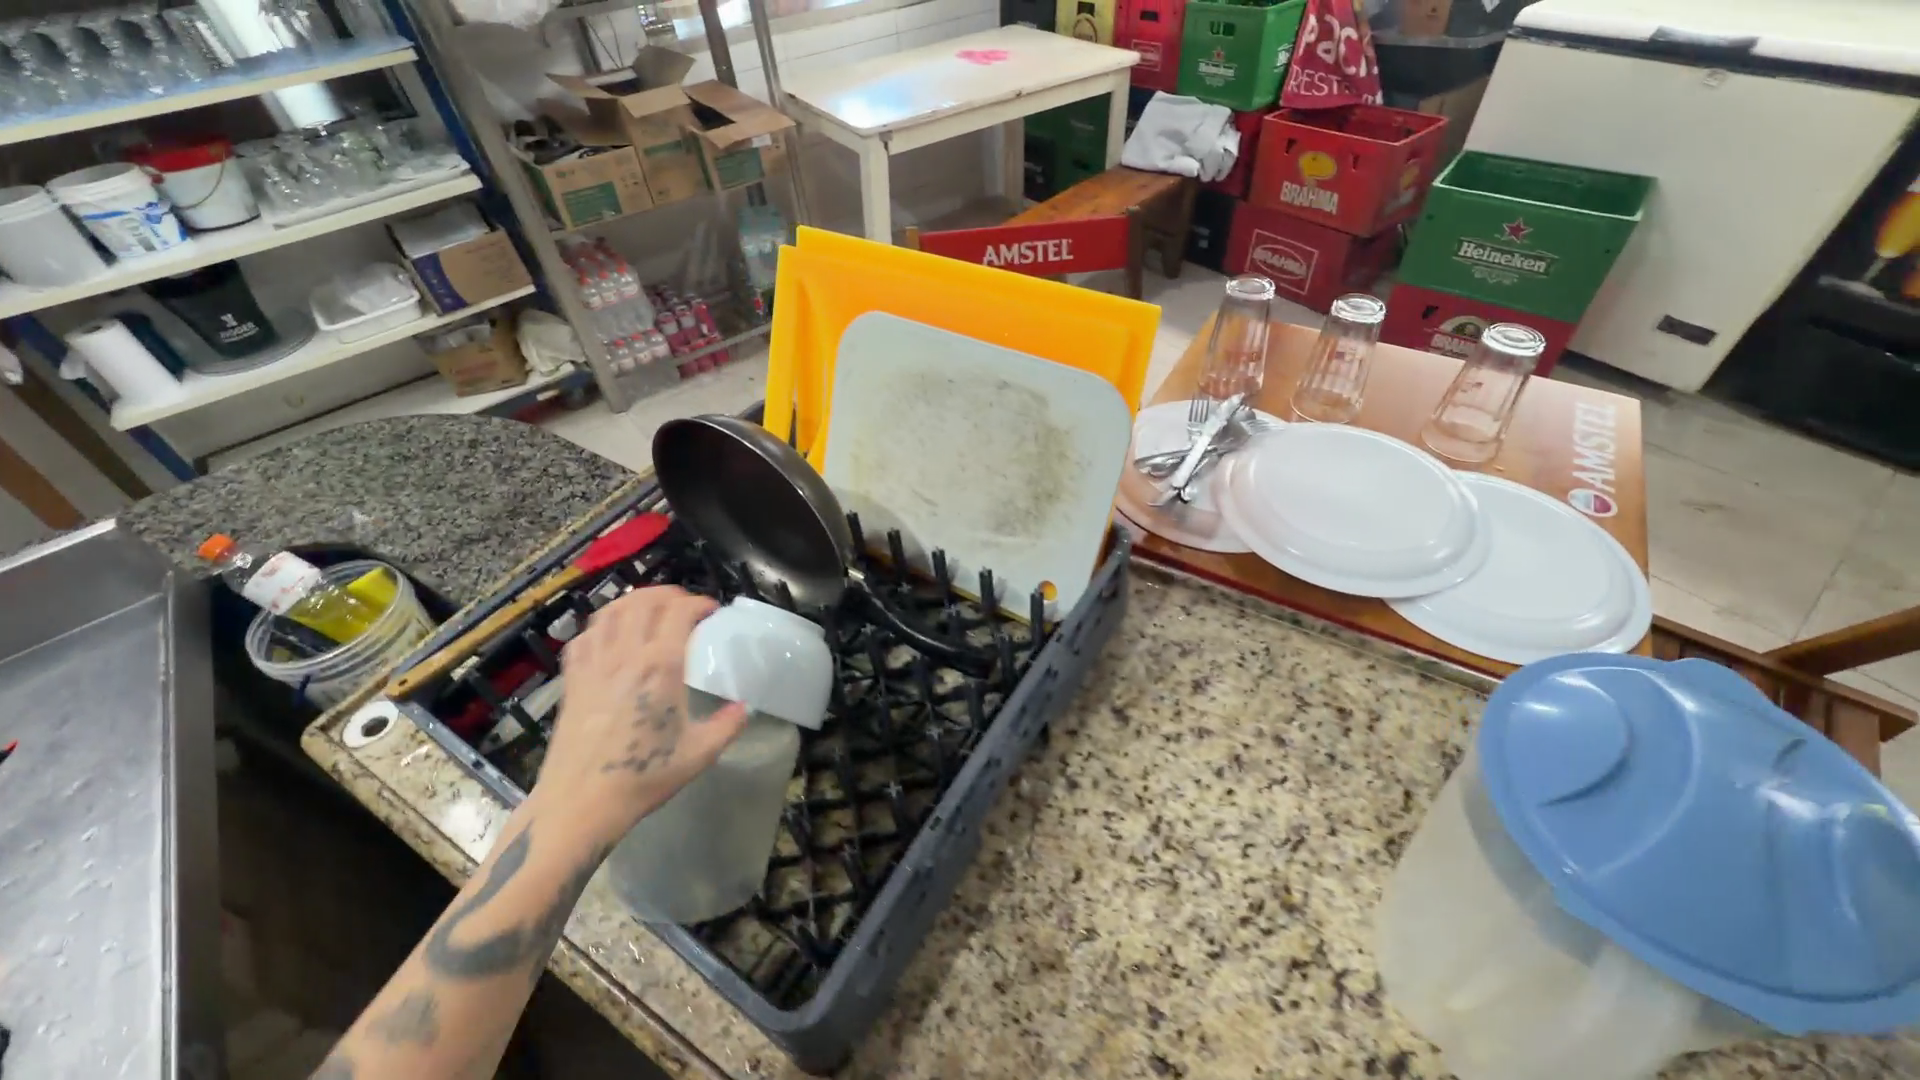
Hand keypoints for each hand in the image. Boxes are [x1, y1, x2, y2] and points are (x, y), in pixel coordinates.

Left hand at [537, 586, 747, 846]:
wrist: (582, 802)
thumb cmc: (644, 776)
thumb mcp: (700, 754)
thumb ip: (728, 725)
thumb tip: (744, 708)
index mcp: (661, 666)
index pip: (679, 612)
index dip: (699, 603)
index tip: (712, 611)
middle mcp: (626, 655)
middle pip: (643, 602)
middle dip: (668, 594)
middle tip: (685, 605)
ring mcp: (594, 665)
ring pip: (610, 612)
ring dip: (634, 602)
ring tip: (649, 609)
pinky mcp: (572, 680)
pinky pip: (584, 636)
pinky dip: (601, 625)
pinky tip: (610, 635)